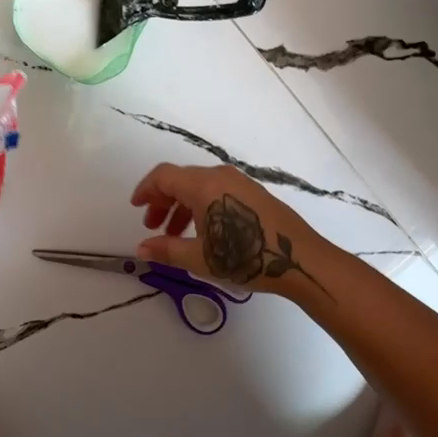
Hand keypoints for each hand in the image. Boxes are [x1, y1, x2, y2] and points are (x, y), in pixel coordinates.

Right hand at [130, 164, 332, 298]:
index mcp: (203, 184)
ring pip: (201, 187)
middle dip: (162, 202)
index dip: (145, 190)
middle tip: (154, 227)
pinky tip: (207, 233)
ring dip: (182, 207)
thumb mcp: (200, 258)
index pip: (163, 176)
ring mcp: (241, 183)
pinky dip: (203, 207)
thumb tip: (140, 248)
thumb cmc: (246, 257)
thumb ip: (166, 250)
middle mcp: (220, 176)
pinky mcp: (256, 194)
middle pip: (181, 180)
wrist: (301, 260)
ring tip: (178, 235)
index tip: (136, 208)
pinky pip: (219, 192)